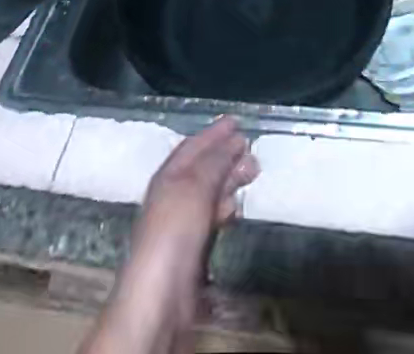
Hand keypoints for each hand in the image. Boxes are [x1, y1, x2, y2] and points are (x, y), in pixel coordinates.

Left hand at [138, 116, 260, 254]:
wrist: (160, 293)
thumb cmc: (174, 230)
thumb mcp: (195, 185)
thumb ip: (215, 161)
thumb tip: (236, 138)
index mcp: (169, 175)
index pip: (194, 145)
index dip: (214, 132)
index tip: (237, 121)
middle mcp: (174, 193)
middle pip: (203, 166)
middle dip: (227, 154)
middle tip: (252, 146)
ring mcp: (183, 220)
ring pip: (210, 190)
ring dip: (230, 178)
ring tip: (253, 172)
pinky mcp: (193, 243)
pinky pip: (213, 214)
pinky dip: (227, 205)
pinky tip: (237, 206)